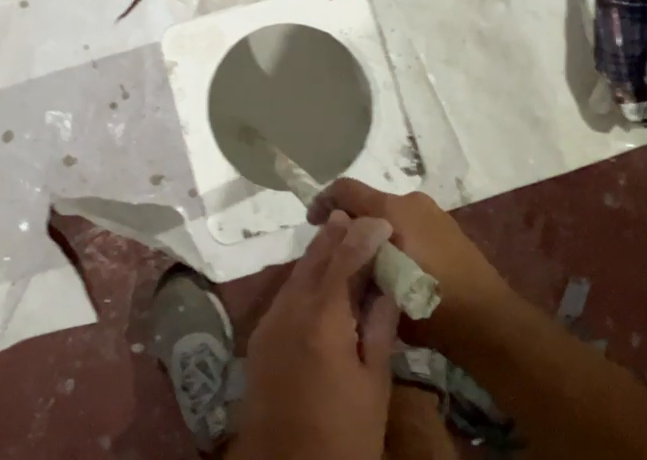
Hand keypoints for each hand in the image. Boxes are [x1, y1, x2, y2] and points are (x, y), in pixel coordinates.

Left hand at [232, 211, 400, 459]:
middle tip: (350, 213)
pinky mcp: (260, 340)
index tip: (380, 219)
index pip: (344, 262)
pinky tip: (316, 278)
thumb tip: (386, 287)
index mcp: (322, 320)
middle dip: (332, 236)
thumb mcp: (373, 385)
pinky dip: (303, 278)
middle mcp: (289, 311)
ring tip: (335, 234)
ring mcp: (269, 324)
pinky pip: (284, 295)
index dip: (362, 237)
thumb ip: (379, 330)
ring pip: (295, 276)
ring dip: (316, 254)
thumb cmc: (343, 433)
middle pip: (313, 261)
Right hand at [310, 179, 515, 358]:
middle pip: (368, 202)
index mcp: (391, 210)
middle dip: (350, 224)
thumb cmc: (428, 306)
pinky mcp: (448, 229)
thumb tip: (338, 246)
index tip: (312, 224)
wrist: (489, 322)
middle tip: (339, 254)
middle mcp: (411, 202)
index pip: (344, 189)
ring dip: (374, 233)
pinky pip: (410, 225)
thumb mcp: (378, 287)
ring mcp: (434, 214)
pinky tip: (397, 271)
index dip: (322, 201)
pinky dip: (396, 239)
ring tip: (367, 266)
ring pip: (390, 215)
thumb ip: (354, 260)